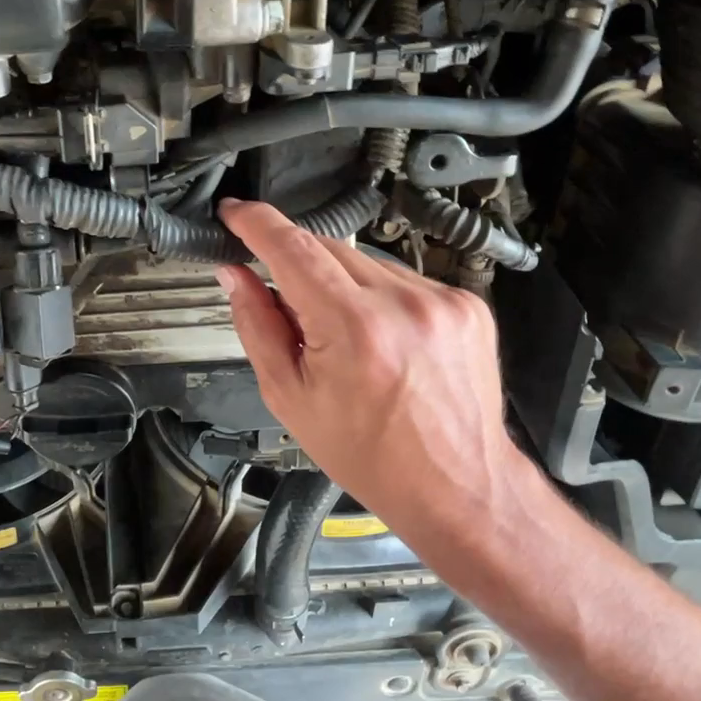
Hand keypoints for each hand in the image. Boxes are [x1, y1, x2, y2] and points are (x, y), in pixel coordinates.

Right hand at [214, 199, 535, 548]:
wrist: (457, 487)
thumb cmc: (375, 456)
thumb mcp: (290, 396)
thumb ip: (256, 325)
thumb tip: (235, 277)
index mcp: (353, 328)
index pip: (292, 247)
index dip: (255, 223)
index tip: (236, 213)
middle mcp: (402, 304)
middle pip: (327, 248)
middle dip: (298, 268)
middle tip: (293, 314)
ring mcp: (441, 300)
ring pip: (364, 262)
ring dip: (342, 285)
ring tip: (349, 343)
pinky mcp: (465, 303)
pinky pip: (402, 278)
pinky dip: (379, 297)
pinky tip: (383, 340)